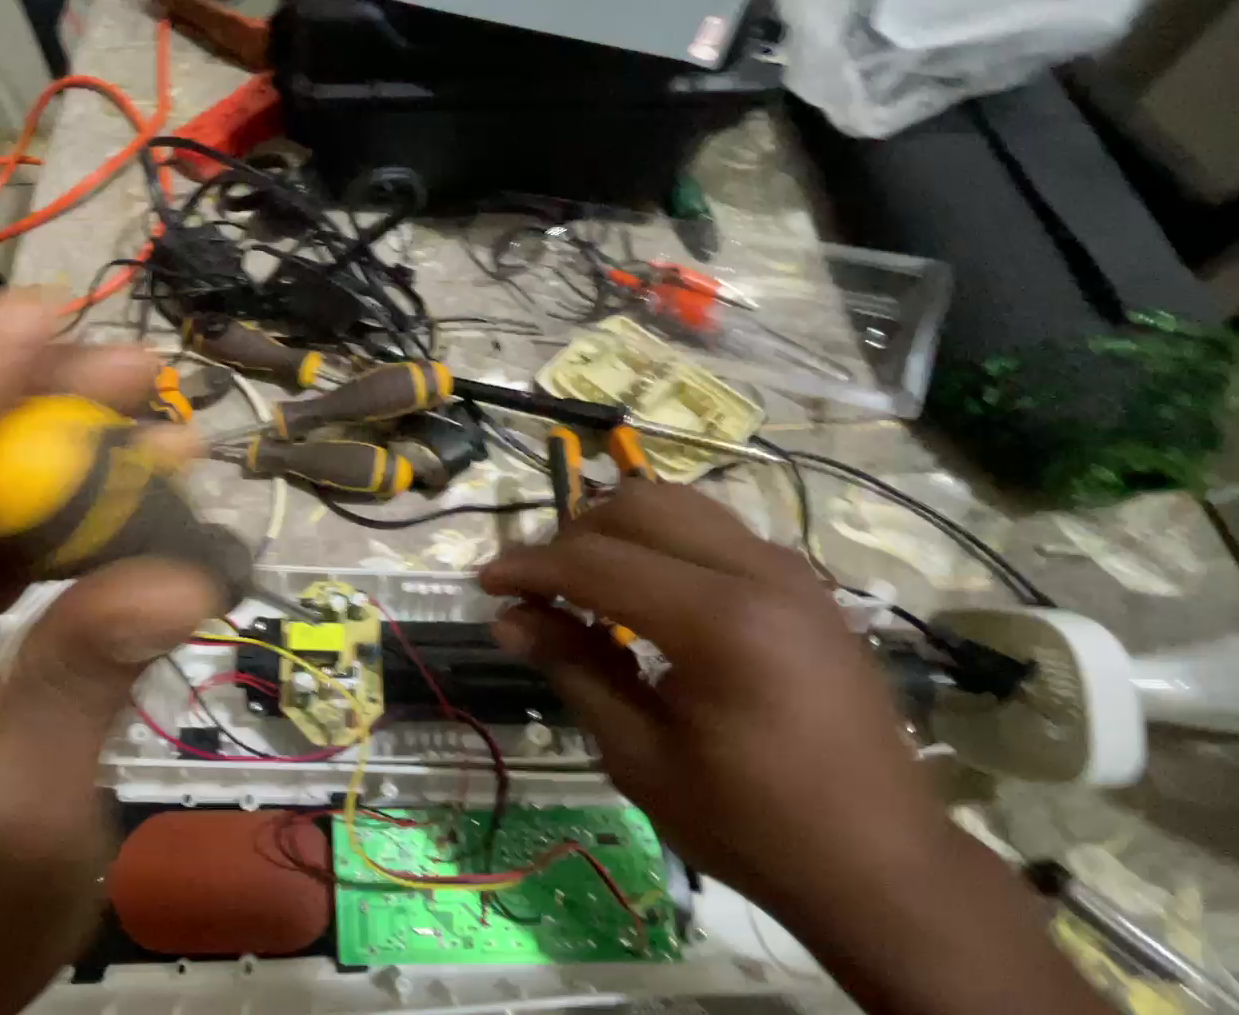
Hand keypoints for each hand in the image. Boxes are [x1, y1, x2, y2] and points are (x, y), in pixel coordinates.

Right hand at [482, 483, 1117, 1014]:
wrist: (882, 863)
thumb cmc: (750, 823)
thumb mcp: (639, 756)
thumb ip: (572, 668)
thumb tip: (508, 618)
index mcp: (720, 622)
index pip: (595, 561)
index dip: (528, 566)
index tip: (484, 584)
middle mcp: (759, 572)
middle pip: (636, 506)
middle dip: (572, 537)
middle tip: (538, 592)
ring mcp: (790, 570)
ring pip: (677, 504)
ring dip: (616, 532)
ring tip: (584, 587)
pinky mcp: (804, 583)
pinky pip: (712, 530)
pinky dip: (660, 544)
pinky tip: (644, 596)